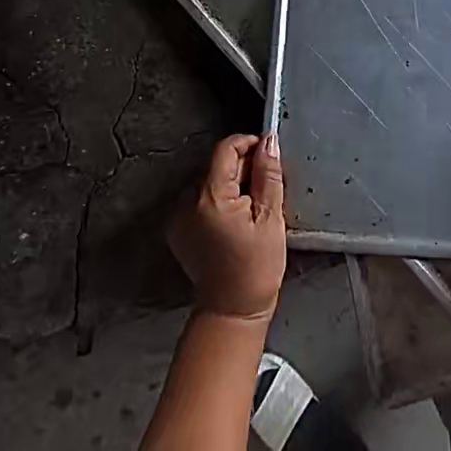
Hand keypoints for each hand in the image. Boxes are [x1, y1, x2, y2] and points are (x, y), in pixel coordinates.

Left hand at [169, 134, 285, 321]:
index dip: (248, 143)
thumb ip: (268, 174)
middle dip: (242, 168)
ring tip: (251, 208)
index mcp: (209, 198)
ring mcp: (178, 218)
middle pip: (216, 164)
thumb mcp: (271, 216)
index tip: (267, 152)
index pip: (225, 149)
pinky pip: (200, 199)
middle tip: (264, 189)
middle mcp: (187, 204)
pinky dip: (218, 200)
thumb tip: (269, 142)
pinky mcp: (178, 230)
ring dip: (231, 183)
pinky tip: (236, 219)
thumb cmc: (256, 267)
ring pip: (209, 180)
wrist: (233, 309)